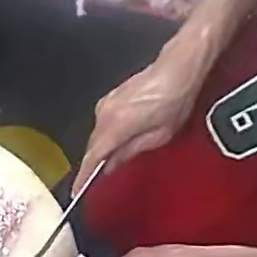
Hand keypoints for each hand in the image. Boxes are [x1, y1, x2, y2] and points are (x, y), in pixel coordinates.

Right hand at [75, 40, 213, 196]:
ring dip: (102, 150)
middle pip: (93, 147)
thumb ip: (130, 152)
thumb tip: (112, 164)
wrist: (179, 66)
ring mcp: (106, 103)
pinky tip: (116, 143)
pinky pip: (102, 124)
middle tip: (94, 181)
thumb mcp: (159, 135)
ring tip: (110, 163)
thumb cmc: (175, 97)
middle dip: (93, 165)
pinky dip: (106, 136)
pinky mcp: (111, 97)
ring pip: (97, 136)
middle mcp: (105, 114)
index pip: (93, 158)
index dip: (84, 177)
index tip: (77, 190)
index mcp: (115, 126)